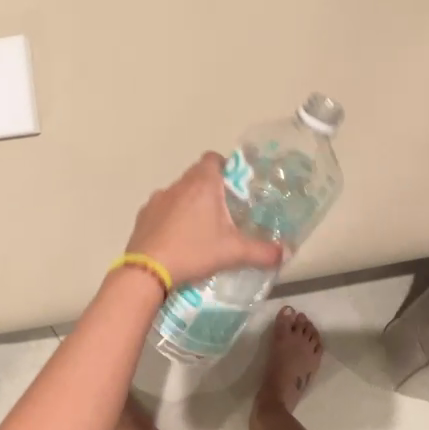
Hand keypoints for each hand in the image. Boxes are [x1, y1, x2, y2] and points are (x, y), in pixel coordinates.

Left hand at [125, 153, 282, 286]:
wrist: (147, 271)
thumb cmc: (193, 251)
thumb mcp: (233, 252)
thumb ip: (262, 251)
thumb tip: (285, 253)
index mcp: (202, 184)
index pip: (213, 158)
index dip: (226, 167)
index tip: (235, 187)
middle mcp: (177, 185)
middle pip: (196, 176)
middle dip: (211, 190)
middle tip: (225, 213)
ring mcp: (156, 200)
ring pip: (178, 194)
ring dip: (189, 205)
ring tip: (200, 231)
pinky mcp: (142, 217)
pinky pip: (161, 211)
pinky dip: (171, 219)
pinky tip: (177, 241)